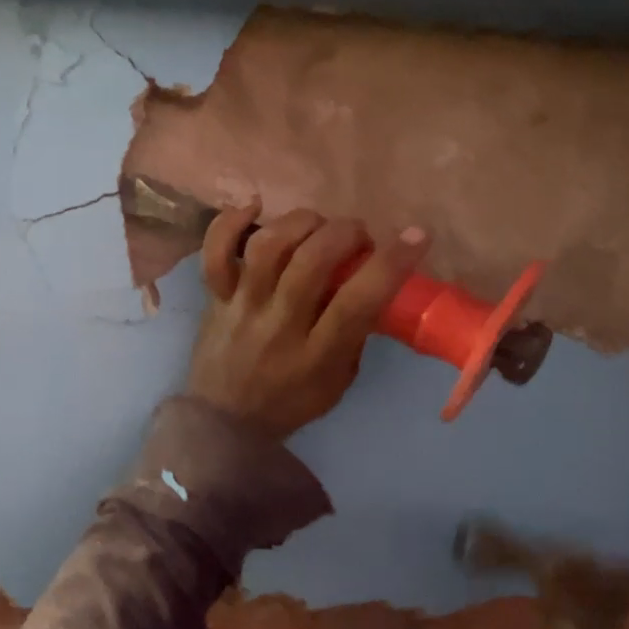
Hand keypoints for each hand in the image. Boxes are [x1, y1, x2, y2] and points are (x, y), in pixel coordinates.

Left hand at [184, 202, 429, 438]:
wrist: (223, 421)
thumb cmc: (290, 401)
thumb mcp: (338, 381)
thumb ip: (355, 333)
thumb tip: (373, 282)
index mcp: (316, 355)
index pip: (356, 302)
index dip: (389, 264)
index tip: (415, 236)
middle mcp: (276, 326)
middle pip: (309, 263)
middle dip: (343, 234)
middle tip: (357, 234)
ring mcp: (240, 308)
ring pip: (265, 249)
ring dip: (298, 223)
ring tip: (316, 224)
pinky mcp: (213, 299)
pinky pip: (214, 254)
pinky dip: (229, 223)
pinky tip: (254, 207)